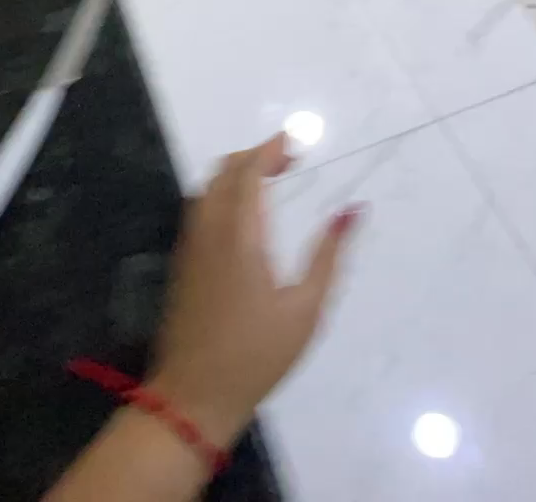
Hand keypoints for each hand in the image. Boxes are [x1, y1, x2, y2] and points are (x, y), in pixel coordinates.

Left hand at [144, 133, 363, 446]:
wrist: (194, 395)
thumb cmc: (258, 355)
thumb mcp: (306, 310)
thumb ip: (329, 255)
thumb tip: (353, 212)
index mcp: (240, 236)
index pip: (248, 172)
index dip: (270, 149)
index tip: (295, 142)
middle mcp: (209, 230)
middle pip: (224, 171)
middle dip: (255, 155)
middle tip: (288, 160)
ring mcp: (190, 245)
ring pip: (206, 186)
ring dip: (235, 172)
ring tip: (270, 180)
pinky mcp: (182, 261)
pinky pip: (198, 207)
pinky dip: (221, 192)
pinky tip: (244, 212)